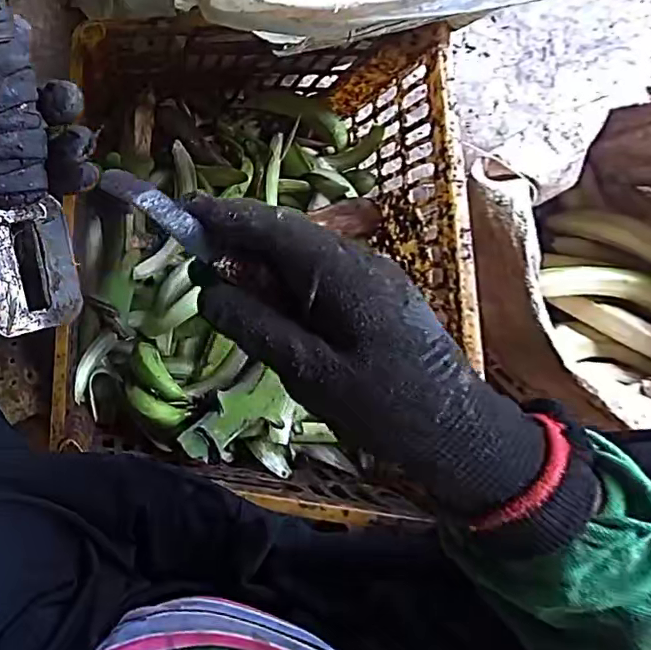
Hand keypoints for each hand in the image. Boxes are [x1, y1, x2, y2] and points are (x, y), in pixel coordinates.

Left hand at [0, 0, 94, 376]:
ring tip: (78, 143)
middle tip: (66, 102)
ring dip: (72, 137)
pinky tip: (83, 175)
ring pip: (52, 144)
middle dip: (54, 103)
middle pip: (31, 114)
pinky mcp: (33, 206)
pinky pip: (62, 181)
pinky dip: (77, 173)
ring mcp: (15, 178)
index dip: (11, 68)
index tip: (30, 47)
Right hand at [188, 197, 597, 556]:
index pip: (272, 227)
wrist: (467, 439)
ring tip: (224, 284)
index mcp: (344, 273)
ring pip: (298, 253)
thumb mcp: (310, 373)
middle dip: (236, 239)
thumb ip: (256, 327)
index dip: (224, 215)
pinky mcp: (372, 293)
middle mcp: (358, 260)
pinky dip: (281, 280)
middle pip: (284, 233)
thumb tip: (208, 293)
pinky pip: (315, 273)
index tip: (182, 210)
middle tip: (194, 254)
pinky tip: (267, 305)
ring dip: (258, 262)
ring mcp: (369, 274)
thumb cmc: (388, 410)